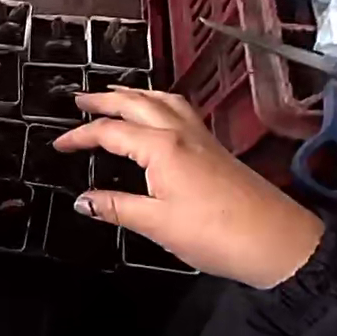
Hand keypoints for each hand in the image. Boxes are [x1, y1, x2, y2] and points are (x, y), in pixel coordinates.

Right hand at [54, 88, 323, 287]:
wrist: (277, 242)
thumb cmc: (217, 234)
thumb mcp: (158, 224)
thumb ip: (116, 207)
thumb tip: (82, 201)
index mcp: (161, 146)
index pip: (110, 132)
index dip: (80, 136)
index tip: (59, 145)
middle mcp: (180, 132)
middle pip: (135, 103)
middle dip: (104, 99)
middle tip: (79, 99)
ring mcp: (200, 136)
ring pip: (161, 99)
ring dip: (134, 93)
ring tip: (115, 94)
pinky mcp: (214, 146)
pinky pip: (179, 109)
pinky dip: (158, 102)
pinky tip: (157, 112)